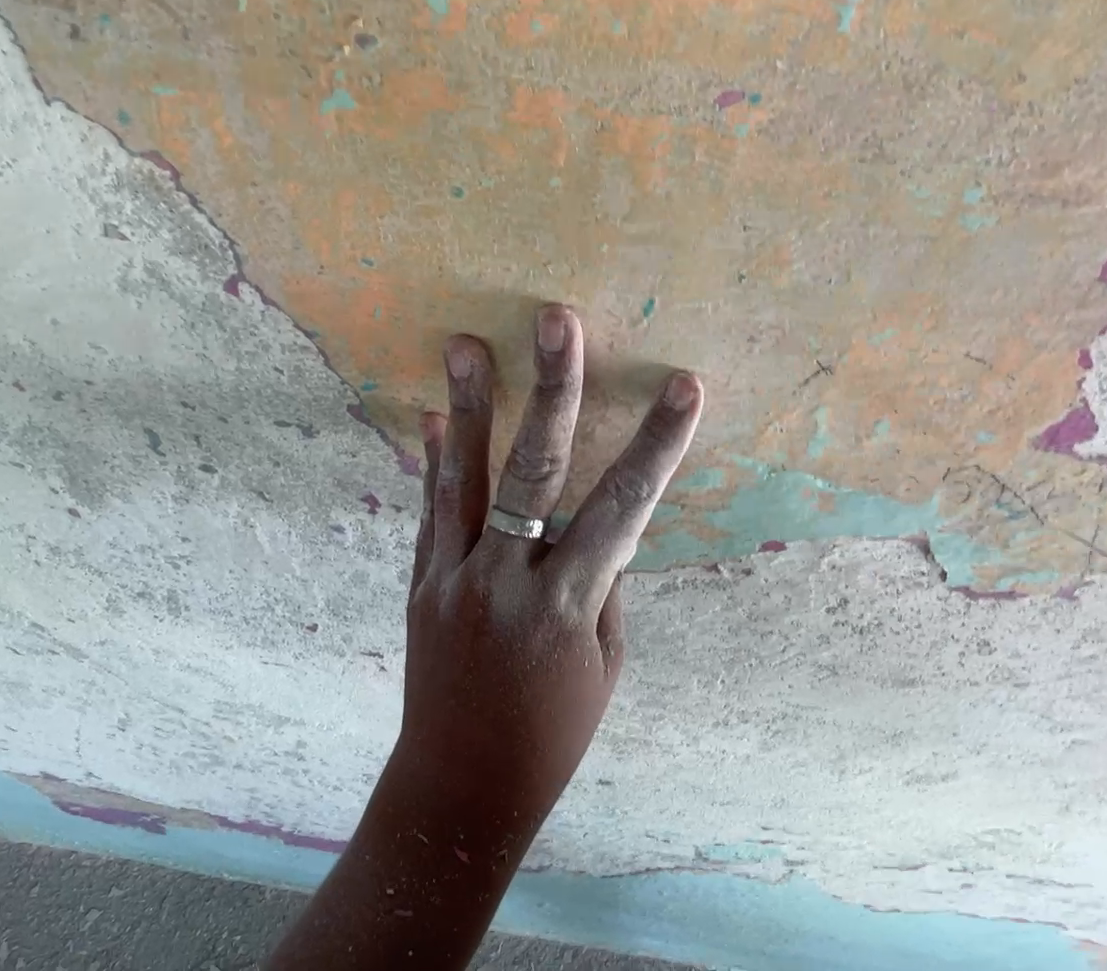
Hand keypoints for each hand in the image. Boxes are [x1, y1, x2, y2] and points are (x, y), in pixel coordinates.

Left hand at [265, 305, 701, 970]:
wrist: (462, 786)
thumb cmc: (553, 732)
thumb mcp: (604, 664)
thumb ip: (600, 584)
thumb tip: (598, 521)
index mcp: (566, 606)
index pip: (624, 508)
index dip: (659, 445)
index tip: (686, 387)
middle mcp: (504, 582)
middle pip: (533, 473)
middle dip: (552, 391)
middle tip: (556, 321)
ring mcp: (452, 580)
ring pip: (463, 480)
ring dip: (468, 407)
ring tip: (464, 344)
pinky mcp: (420, 585)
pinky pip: (430, 514)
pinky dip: (435, 462)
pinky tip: (434, 417)